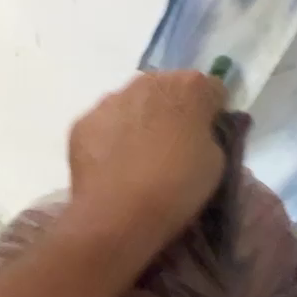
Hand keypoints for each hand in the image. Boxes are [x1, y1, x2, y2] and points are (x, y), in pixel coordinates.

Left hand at [67, 70, 227, 248]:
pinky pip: (100, 127)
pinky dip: (105, 141)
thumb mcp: (214, 163)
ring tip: (132, 161)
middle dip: (168, 114)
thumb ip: (207, 137)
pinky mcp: (82, 123)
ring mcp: (110, 100)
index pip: (210, 91)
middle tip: (165, 150)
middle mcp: (149, 81)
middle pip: (164, 92)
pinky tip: (107, 169)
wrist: (117, 215)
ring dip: (134, 124)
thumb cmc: (174, 189)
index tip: (202, 139)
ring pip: (129, 105)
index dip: (208, 116)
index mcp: (191, 86)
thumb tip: (195, 135)